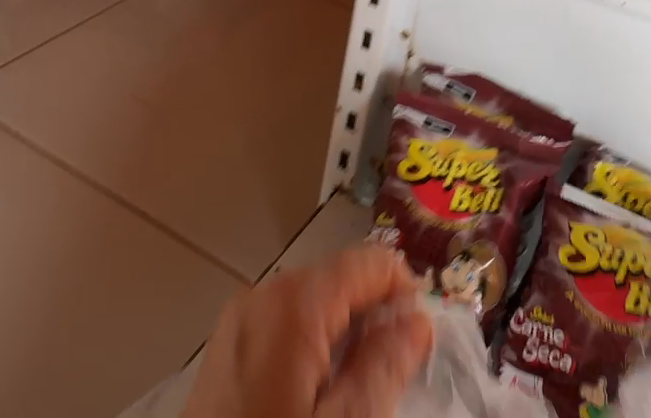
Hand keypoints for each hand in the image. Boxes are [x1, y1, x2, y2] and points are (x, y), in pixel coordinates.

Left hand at [183, 246, 434, 417]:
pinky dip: (314, 341)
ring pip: (314, 301)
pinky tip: (319, 388)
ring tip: (358, 387)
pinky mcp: (229, 341)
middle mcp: (264, 292)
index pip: (368, 262)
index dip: (403, 291)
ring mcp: (241, 315)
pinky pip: (285, 321)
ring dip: (345, 332)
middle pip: (340, 279)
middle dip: (374, 315)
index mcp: (295, 302)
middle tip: (394, 372)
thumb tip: (416, 322)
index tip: (422, 337)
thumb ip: (383, 366)